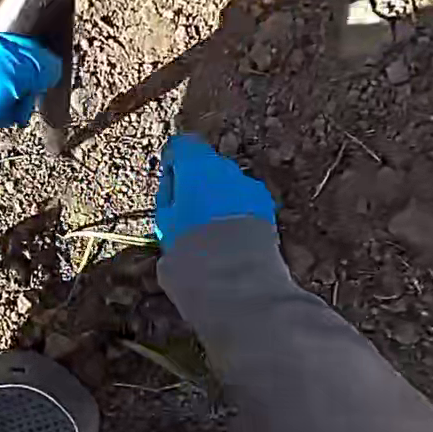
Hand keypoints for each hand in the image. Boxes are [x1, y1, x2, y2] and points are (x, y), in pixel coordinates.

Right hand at [154, 134, 277, 248]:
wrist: (241, 285)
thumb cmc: (192, 255)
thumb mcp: (165, 231)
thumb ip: (168, 207)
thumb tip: (173, 202)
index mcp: (195, 168)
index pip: (181, 147)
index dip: (172, 162)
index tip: (167, 180)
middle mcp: (226, 170)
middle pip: (206, 166)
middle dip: (196, 183)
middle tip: (183, 212)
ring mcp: (250, 188)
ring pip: (227, 185)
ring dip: (217, 199)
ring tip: (206, 230)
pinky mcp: (267, 210)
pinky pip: (244, 203)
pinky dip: (235, 214)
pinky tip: (227, 239)